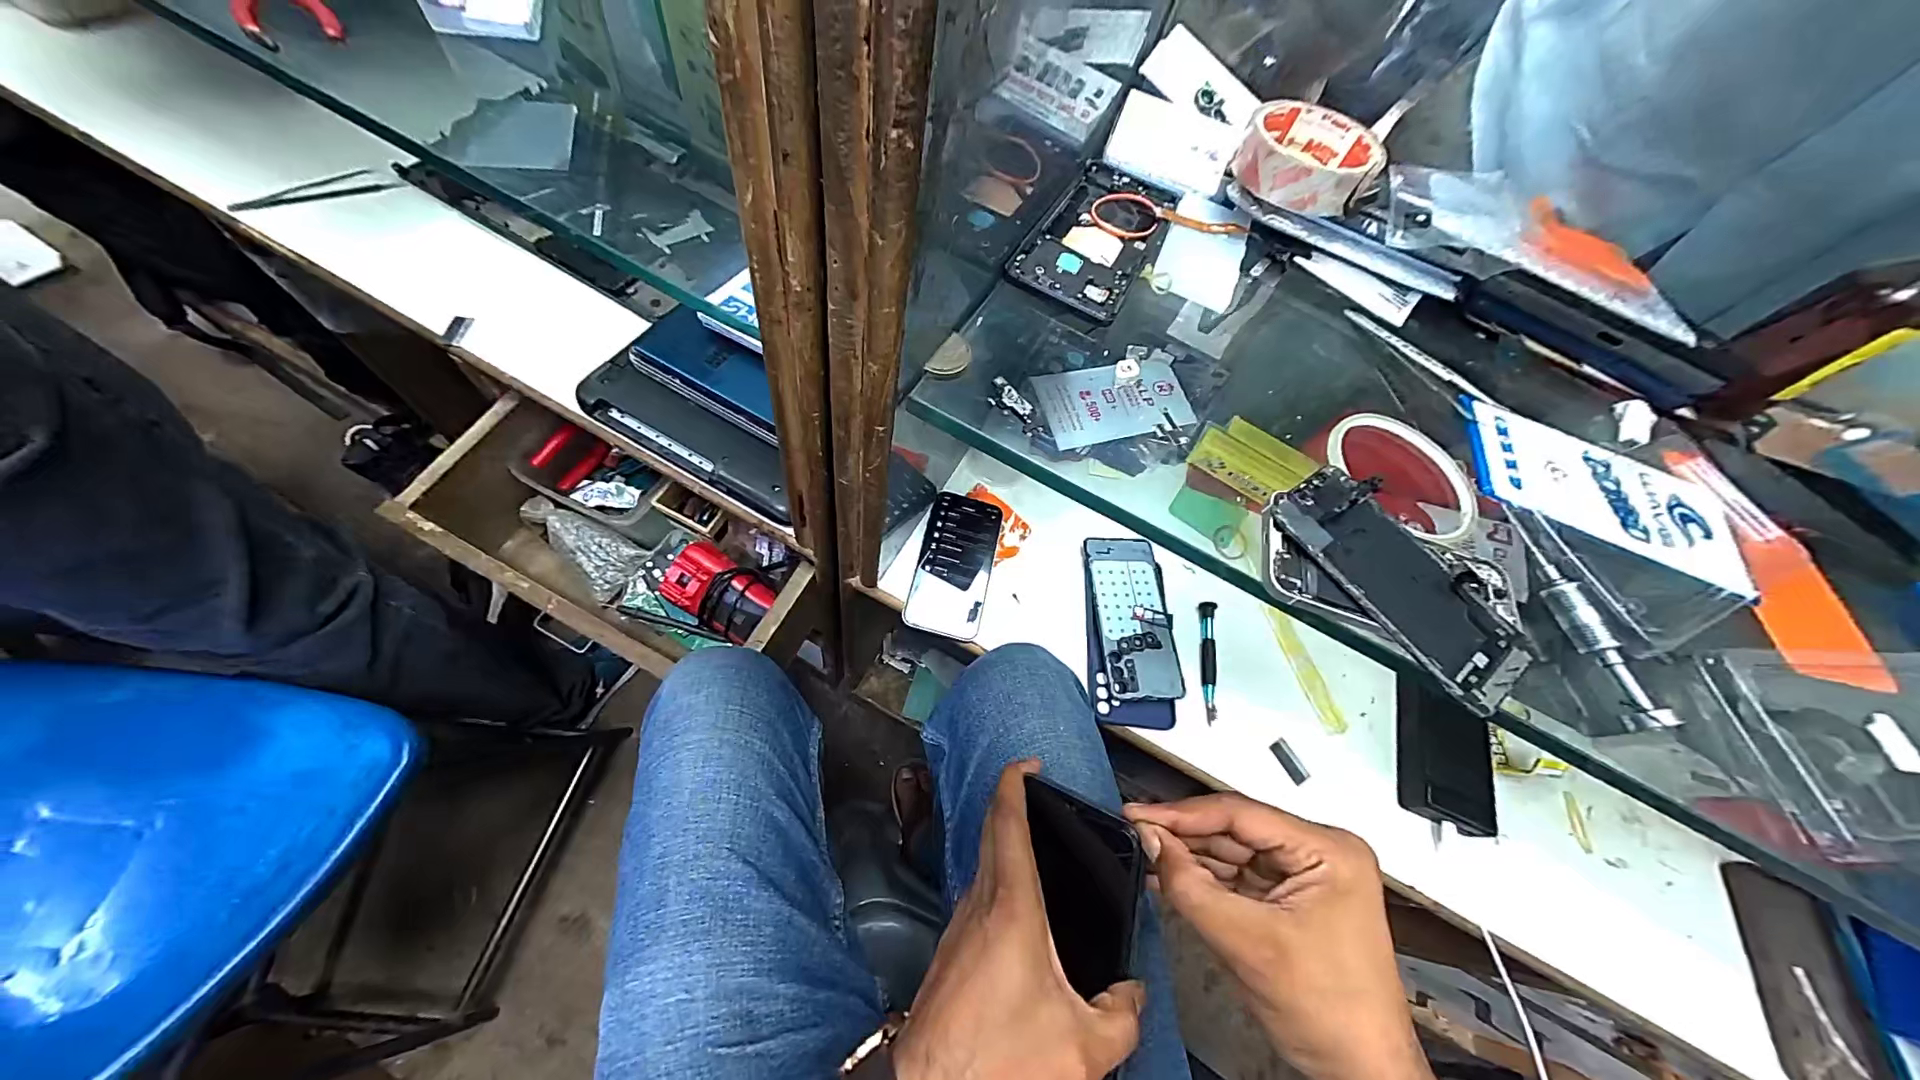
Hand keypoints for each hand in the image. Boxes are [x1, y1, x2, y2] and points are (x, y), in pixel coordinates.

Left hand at [894, 760, 1143, 1079]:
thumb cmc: (998, 1062)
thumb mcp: (1084, 1046)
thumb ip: (1122, 1012)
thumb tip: (1129, 993)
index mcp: (1012, 907)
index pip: (1007, 821)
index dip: (1015, 782)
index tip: (1027, 764)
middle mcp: (979, 903)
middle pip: (991, 829)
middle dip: (1010, 800)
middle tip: (1035, 791)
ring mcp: (961, 922)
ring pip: (983, 859)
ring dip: (1003, 838)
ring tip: (1035, 841)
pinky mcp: (953, 944)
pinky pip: (978, 889)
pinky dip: (998, 874)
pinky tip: (1020, 901)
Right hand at [1124, 795, 1430, 1079]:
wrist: (1359, 1073)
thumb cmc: (1335, 1015)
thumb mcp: (1247, 942)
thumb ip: (1190, 885)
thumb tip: (1151, 841)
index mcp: (1329, 851)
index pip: (1240, 814)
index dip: (1182, 814)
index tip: (1141, 814)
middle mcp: (1320, 853)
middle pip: (1234, 829)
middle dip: (1182, 835)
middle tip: (1138, 833)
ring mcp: (1305, 874)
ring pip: (1231, 850)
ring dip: (1189, 856)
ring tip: (1148, 854)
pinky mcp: (1289, 895)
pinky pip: (1236, 874)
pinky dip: (1203, 877)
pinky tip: (1171, 875)